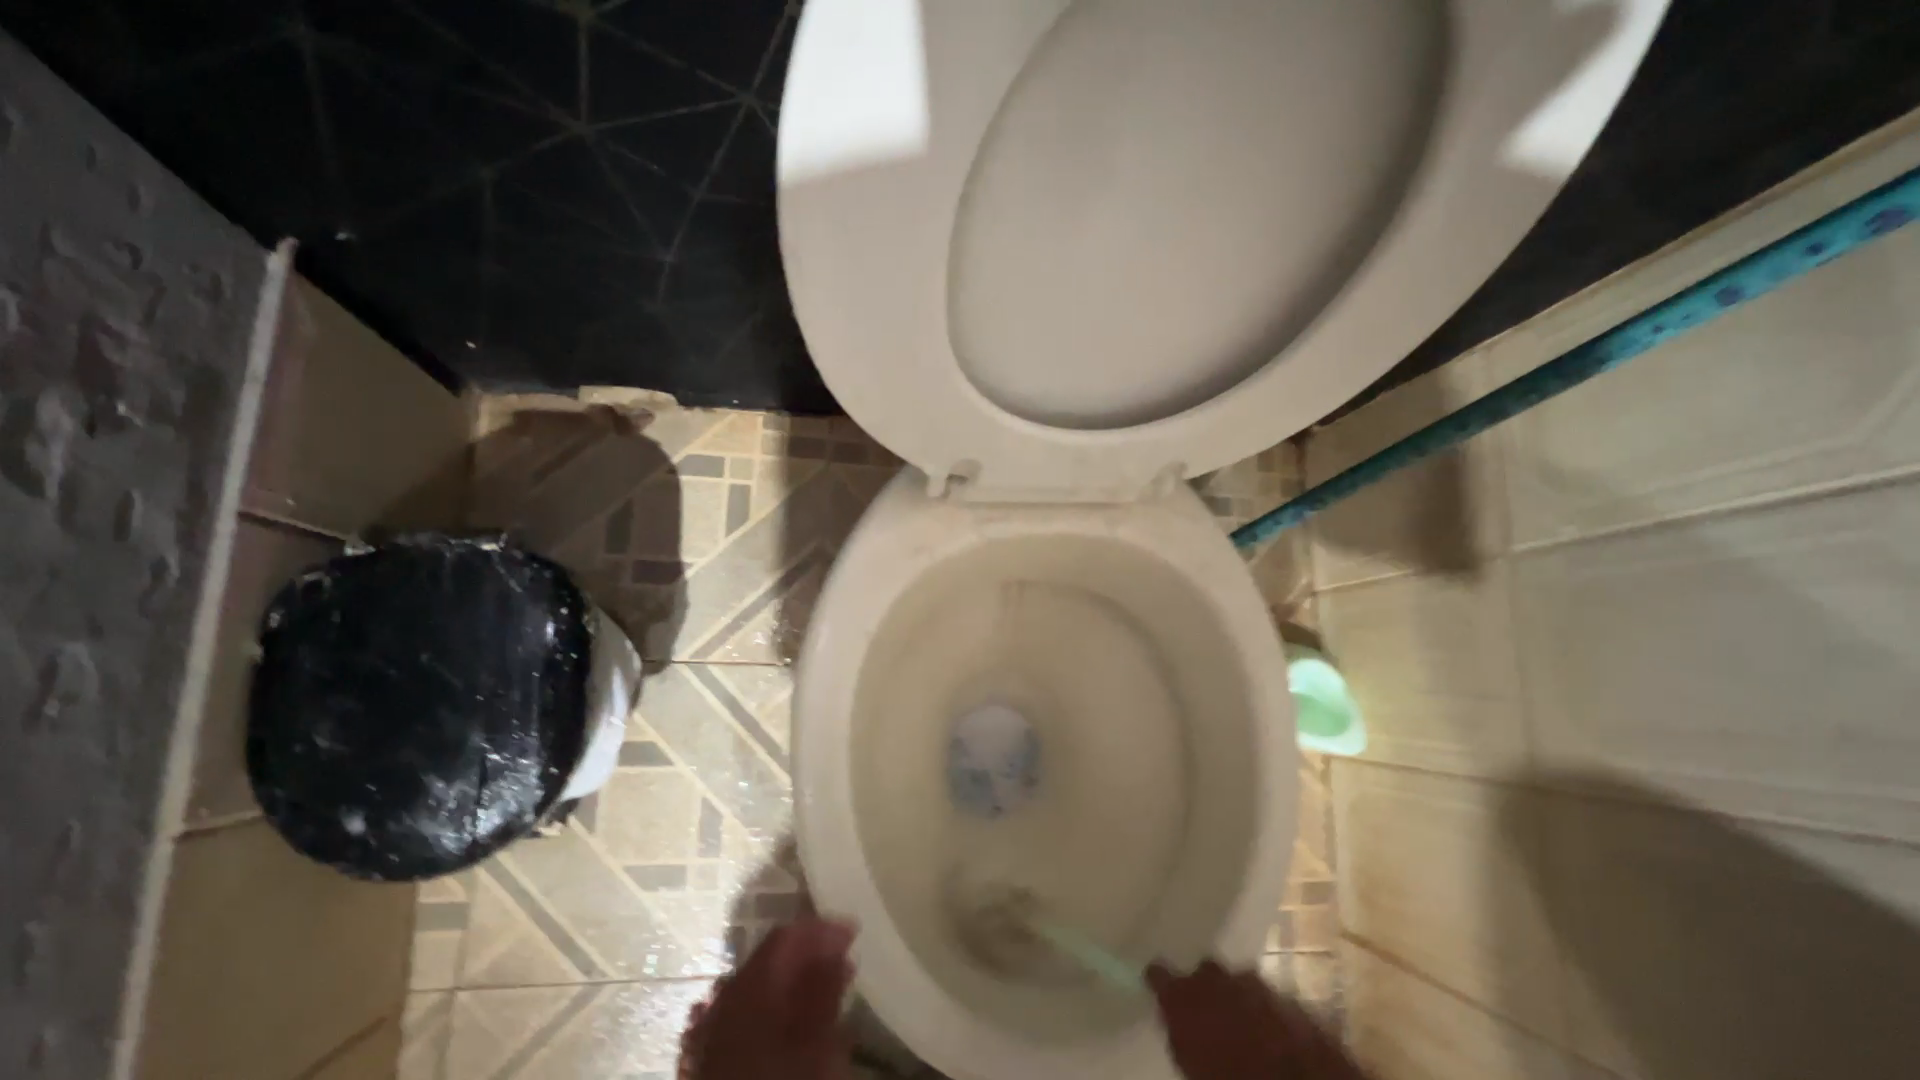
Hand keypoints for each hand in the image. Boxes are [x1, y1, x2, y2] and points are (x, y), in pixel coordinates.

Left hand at [681, 917, 857, 1079]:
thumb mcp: (817, 1046)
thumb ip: (824, 992)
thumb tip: (836, 949)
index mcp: (749, 991)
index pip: (783, 939)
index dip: (820, 929)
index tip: (853, 931)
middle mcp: (722, 1002)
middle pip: (766, 961)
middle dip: (806, 955)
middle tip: (843, 958)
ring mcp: (709, 1034)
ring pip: (752, 990)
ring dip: (788, 983)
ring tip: (824, 990)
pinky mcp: (707, 1063)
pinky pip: (739, 1018)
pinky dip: (768, 1009)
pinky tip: (786, 1021)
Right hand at [1147, 960, 1367, 1079]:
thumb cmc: (1226, 1078)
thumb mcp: (1188, 1064)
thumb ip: (1179, 1034)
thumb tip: (1176, 1022)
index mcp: (1183, 994)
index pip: (1157, 973)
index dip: (1158, 980)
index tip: (1156, 985)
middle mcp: (1214, 978)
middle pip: (1204, 971)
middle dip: (1206, 986)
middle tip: (1209, 1012)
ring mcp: (1252, 981)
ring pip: (1238, 981)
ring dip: (1238, 996)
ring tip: (1243, 1026)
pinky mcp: (1284, 992)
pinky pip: (1266, 996)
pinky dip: (1264, 1009)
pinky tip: (1269, 1032)